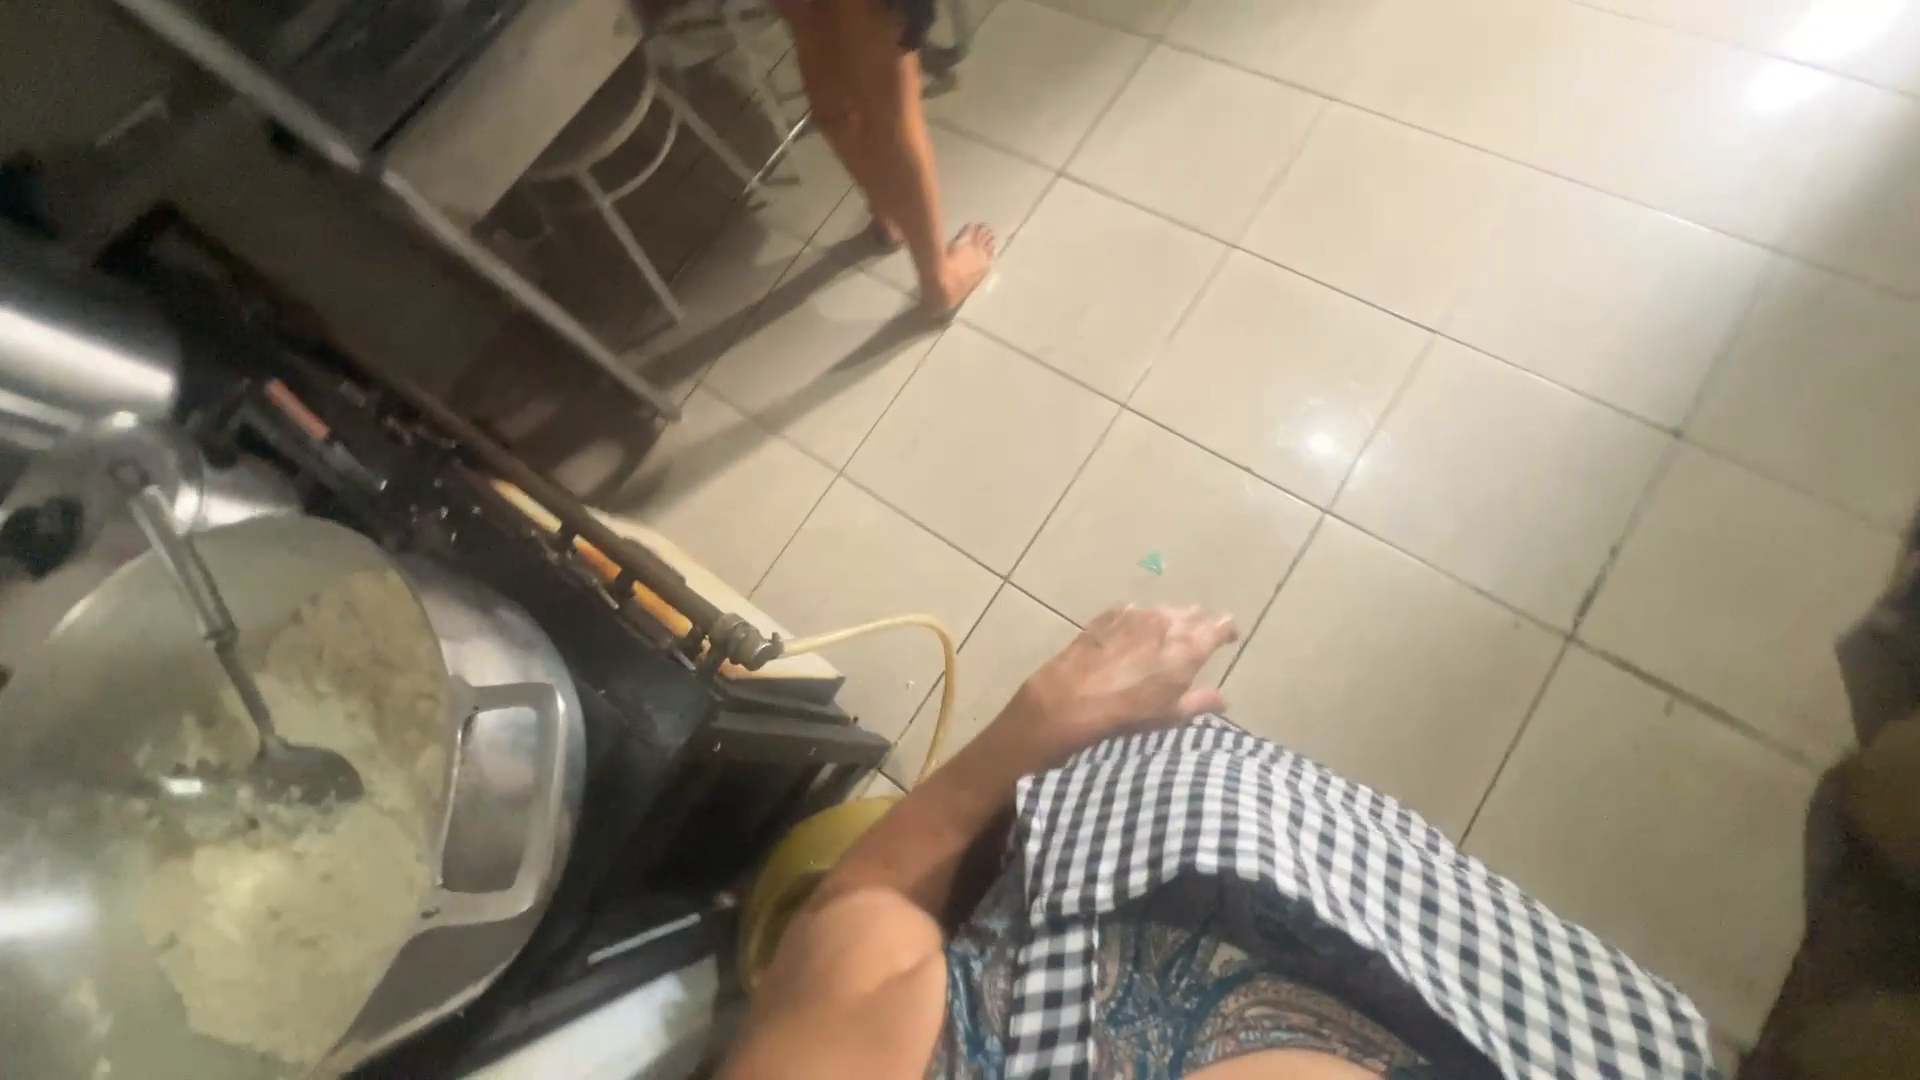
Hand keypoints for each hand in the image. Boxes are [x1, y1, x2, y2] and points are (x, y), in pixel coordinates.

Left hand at [987, 604, 1238, 767]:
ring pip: (1163, 610)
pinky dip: (1139, 623)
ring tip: (1162, 640)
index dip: (1225, 630)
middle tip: (1195, 642)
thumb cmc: (1129, 712)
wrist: (1072, 698)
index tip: (1226, 639)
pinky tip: (1131, 638)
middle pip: (1193, 612)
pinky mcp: (1109, 614)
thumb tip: (1223, 699)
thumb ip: (1201, 701)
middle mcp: (1167, 620)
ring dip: (1168, 622)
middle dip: (1198, 624)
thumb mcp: (1171, 714)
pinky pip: (1134, 613)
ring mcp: (1136, 613)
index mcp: (1190, 644)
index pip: (1221, 624)